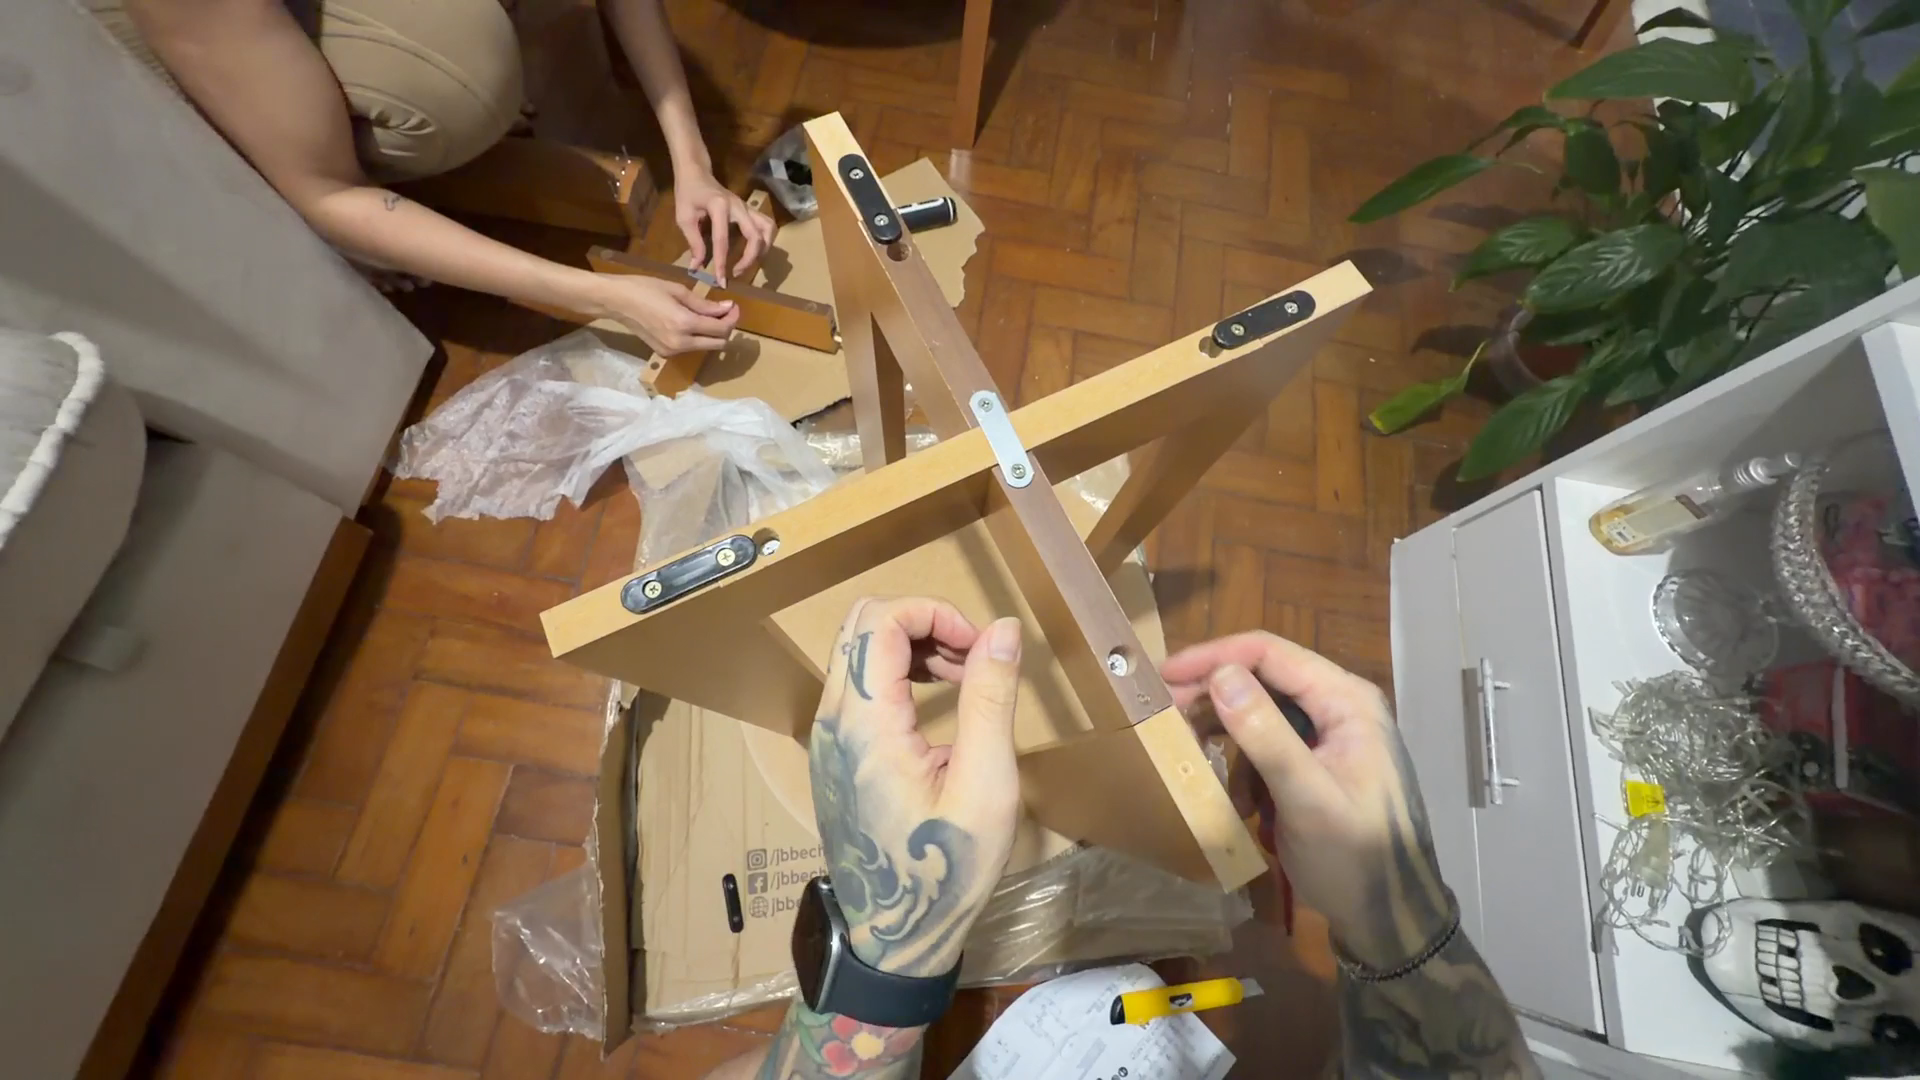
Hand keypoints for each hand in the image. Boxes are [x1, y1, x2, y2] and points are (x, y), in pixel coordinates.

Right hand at [583, 273, 738, 355]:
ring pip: (706, 347)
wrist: (615, 301)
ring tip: (709, 316)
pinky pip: (692, 347)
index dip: (732, 318)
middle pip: (718, 344)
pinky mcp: (666, 353)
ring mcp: (673, 351)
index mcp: (684, 324)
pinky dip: (699, 337)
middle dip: (726, 329)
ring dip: (713, 334)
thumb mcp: (677, 291)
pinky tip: (693, 323)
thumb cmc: (644, 288)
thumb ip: (704, 304)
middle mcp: (681, 343)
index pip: (721, 329)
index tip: (734, 306)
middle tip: (725, 312)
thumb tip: (727, 308)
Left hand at [674, 169, 775, 285]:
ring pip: (768, 229)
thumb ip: (693, 243)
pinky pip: (767, 226)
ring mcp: (747, 207)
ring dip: (763, 249)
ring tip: (751, 262)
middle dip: (749, 259)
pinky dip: (766, 241)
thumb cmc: (688, 193)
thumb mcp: (684, 217)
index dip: (722, 263)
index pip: (722, 240)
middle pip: (755, 236)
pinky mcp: (751, 210)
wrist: (696, 172)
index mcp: (719, 206)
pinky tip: (756, 251)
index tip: (721, 281)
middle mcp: (738, 206)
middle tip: (737, 273)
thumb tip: (697, 268)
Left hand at [810, 598, 1024, 977]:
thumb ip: (990, 698)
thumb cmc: (945, 868)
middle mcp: (833, 718)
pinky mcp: (835, 747)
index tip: (978, 646)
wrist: (894, 936)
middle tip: (970, 657)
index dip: (934, 612)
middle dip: (922, 621)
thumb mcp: (985, 785)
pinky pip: (858, 679)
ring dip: (912, 642)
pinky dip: (898, 669)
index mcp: (865, 723)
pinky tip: (937, 698)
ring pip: (857, 647)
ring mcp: (828, 733)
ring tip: (962, 675)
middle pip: (861, 622)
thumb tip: (1004, 628)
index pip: (880, 620)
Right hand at [1162, 632, 1453, 969]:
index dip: (1214, 657)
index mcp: (1346, 700)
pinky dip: (1235, 750)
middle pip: (1262, 672)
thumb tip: (1219, 676)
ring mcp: (1326, 731)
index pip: (1270, 653)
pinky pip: (1264, 735)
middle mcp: (1337, 704)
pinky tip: (1222, 777)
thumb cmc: (1356, 859)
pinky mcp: (1312, 757)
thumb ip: (1266, 735)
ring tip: (1182, 736)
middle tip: (1164, 707)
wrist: (1390, 922)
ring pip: (1258, 702)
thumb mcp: (1307, 799)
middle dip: (1211, 687)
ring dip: (1219, 718)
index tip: (1166, 674)